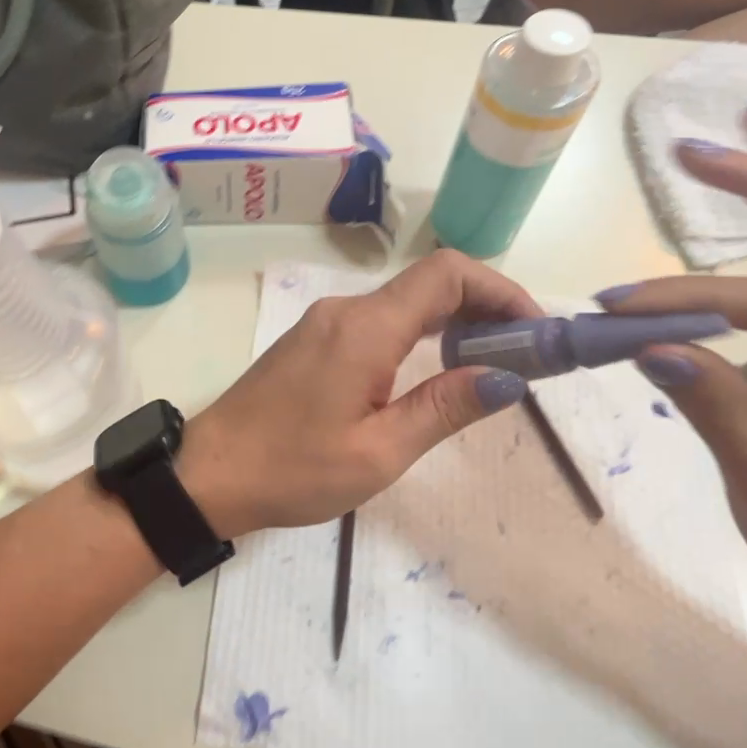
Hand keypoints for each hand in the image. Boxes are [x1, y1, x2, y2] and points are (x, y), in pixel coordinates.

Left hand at [177, 250, 541, 540]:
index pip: (446, 274)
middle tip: (527, 358)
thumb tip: (509, 376)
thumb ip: (445, 407)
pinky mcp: (314, 341)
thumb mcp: (380, 451)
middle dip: (485, 308)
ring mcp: (325, 323)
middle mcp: (344, 310)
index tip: (537, 331)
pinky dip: (419, 335)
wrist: (209, 472)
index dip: (500, 289)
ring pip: (404, 303)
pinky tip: (437, 372)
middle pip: (428, 284)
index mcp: (364, 327)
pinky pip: (378, 322)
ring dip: (454, 323)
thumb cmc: (293, 469)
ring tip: (493, 368)